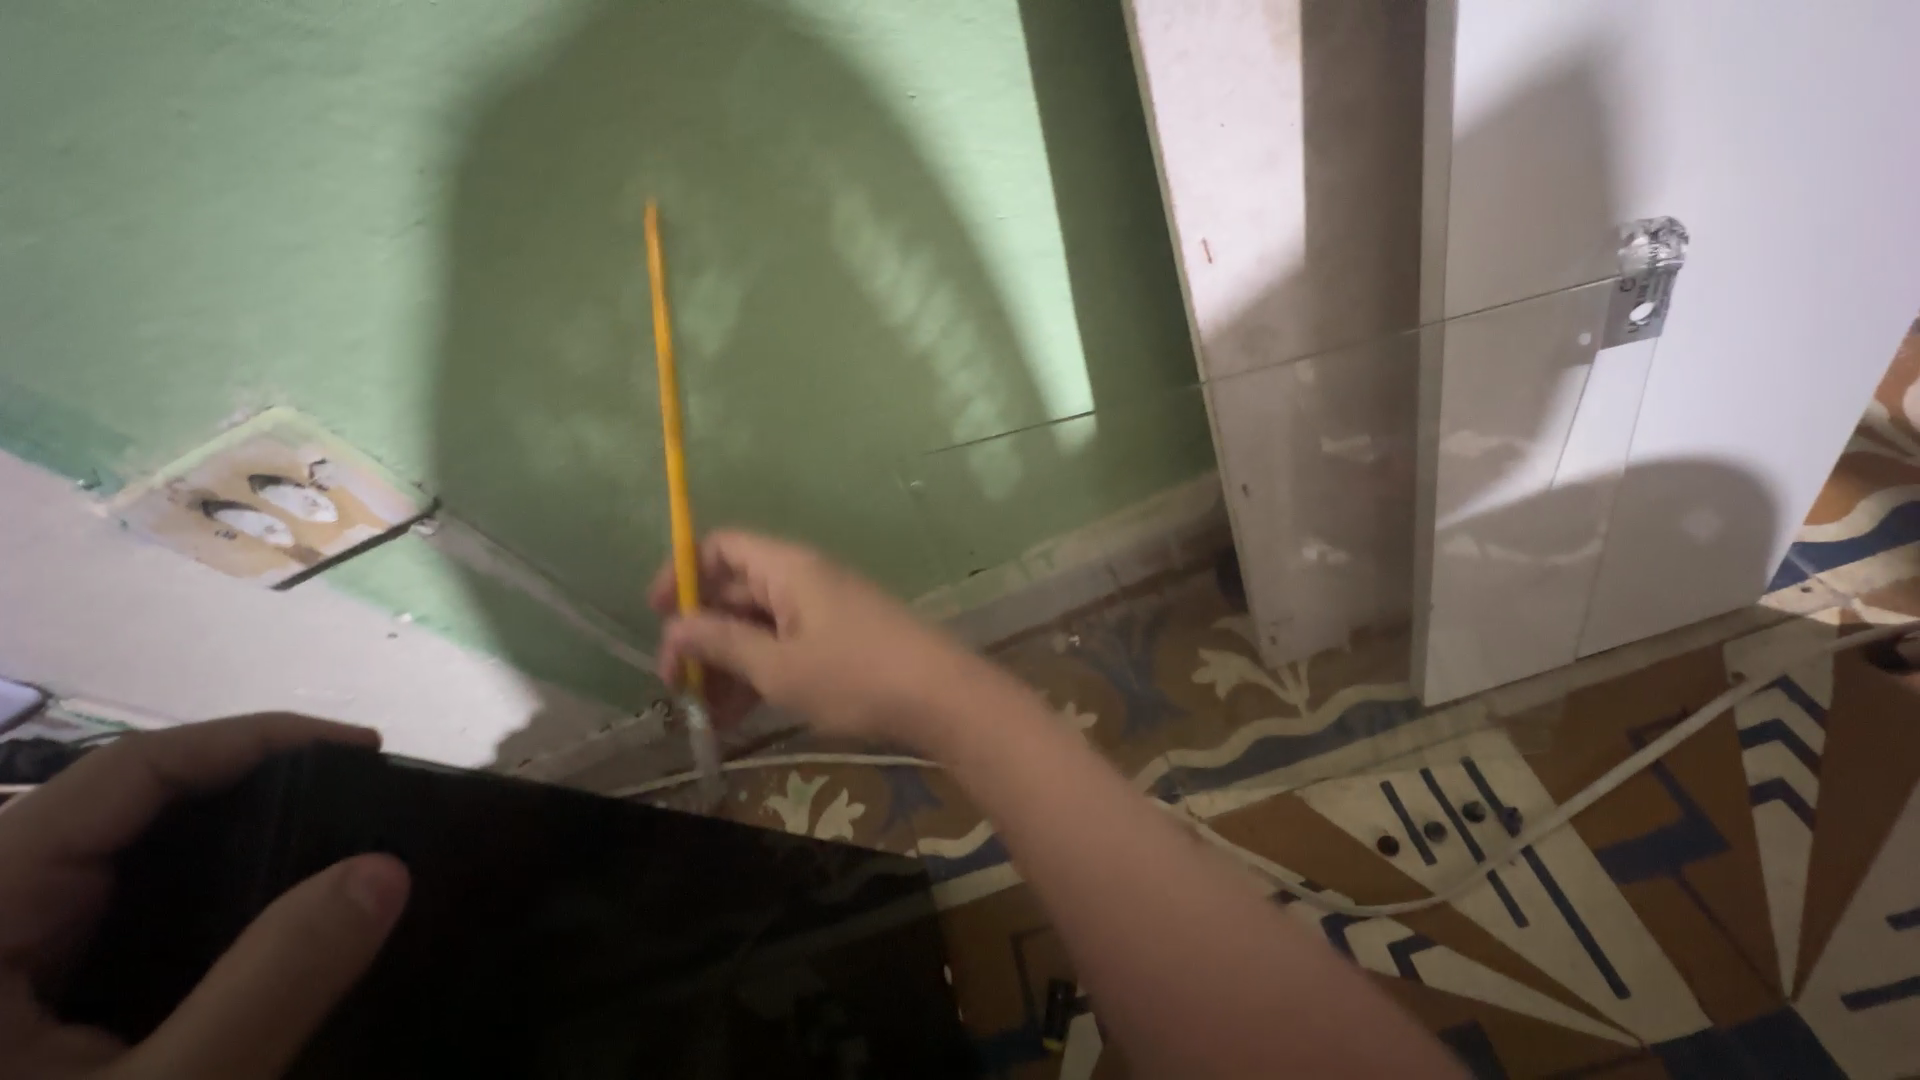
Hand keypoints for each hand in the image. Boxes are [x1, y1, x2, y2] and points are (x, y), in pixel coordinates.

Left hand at [0, 715, 409, 1078]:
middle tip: (360, 797)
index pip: (123, 773)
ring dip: (230, 839)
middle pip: (119, 807)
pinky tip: (257, 921)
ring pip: (116, 861)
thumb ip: (271, 984)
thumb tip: (385, 870)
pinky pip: (109, 917)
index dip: (252, 737)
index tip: (364, 748)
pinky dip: (199, 899)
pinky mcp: (3, 1009)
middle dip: (252, 784)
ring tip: (325, 842)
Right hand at [650, 530, 990, 749]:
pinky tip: (740, 717)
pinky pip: (785, 645)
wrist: (941, 697)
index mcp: (787, 568)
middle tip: (677, 686)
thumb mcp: (777, 666)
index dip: (683, 573)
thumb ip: (721, 644)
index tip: (656, 616)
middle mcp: (804, 579)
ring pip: (759, 626)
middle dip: (701, 637)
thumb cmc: (854, 676)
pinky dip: (760, 673)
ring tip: (706, 716)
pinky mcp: (840, 640)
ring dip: (728, 665)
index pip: (722, 546)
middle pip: (736, 591)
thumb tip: (673, 630)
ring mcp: (824, 610)